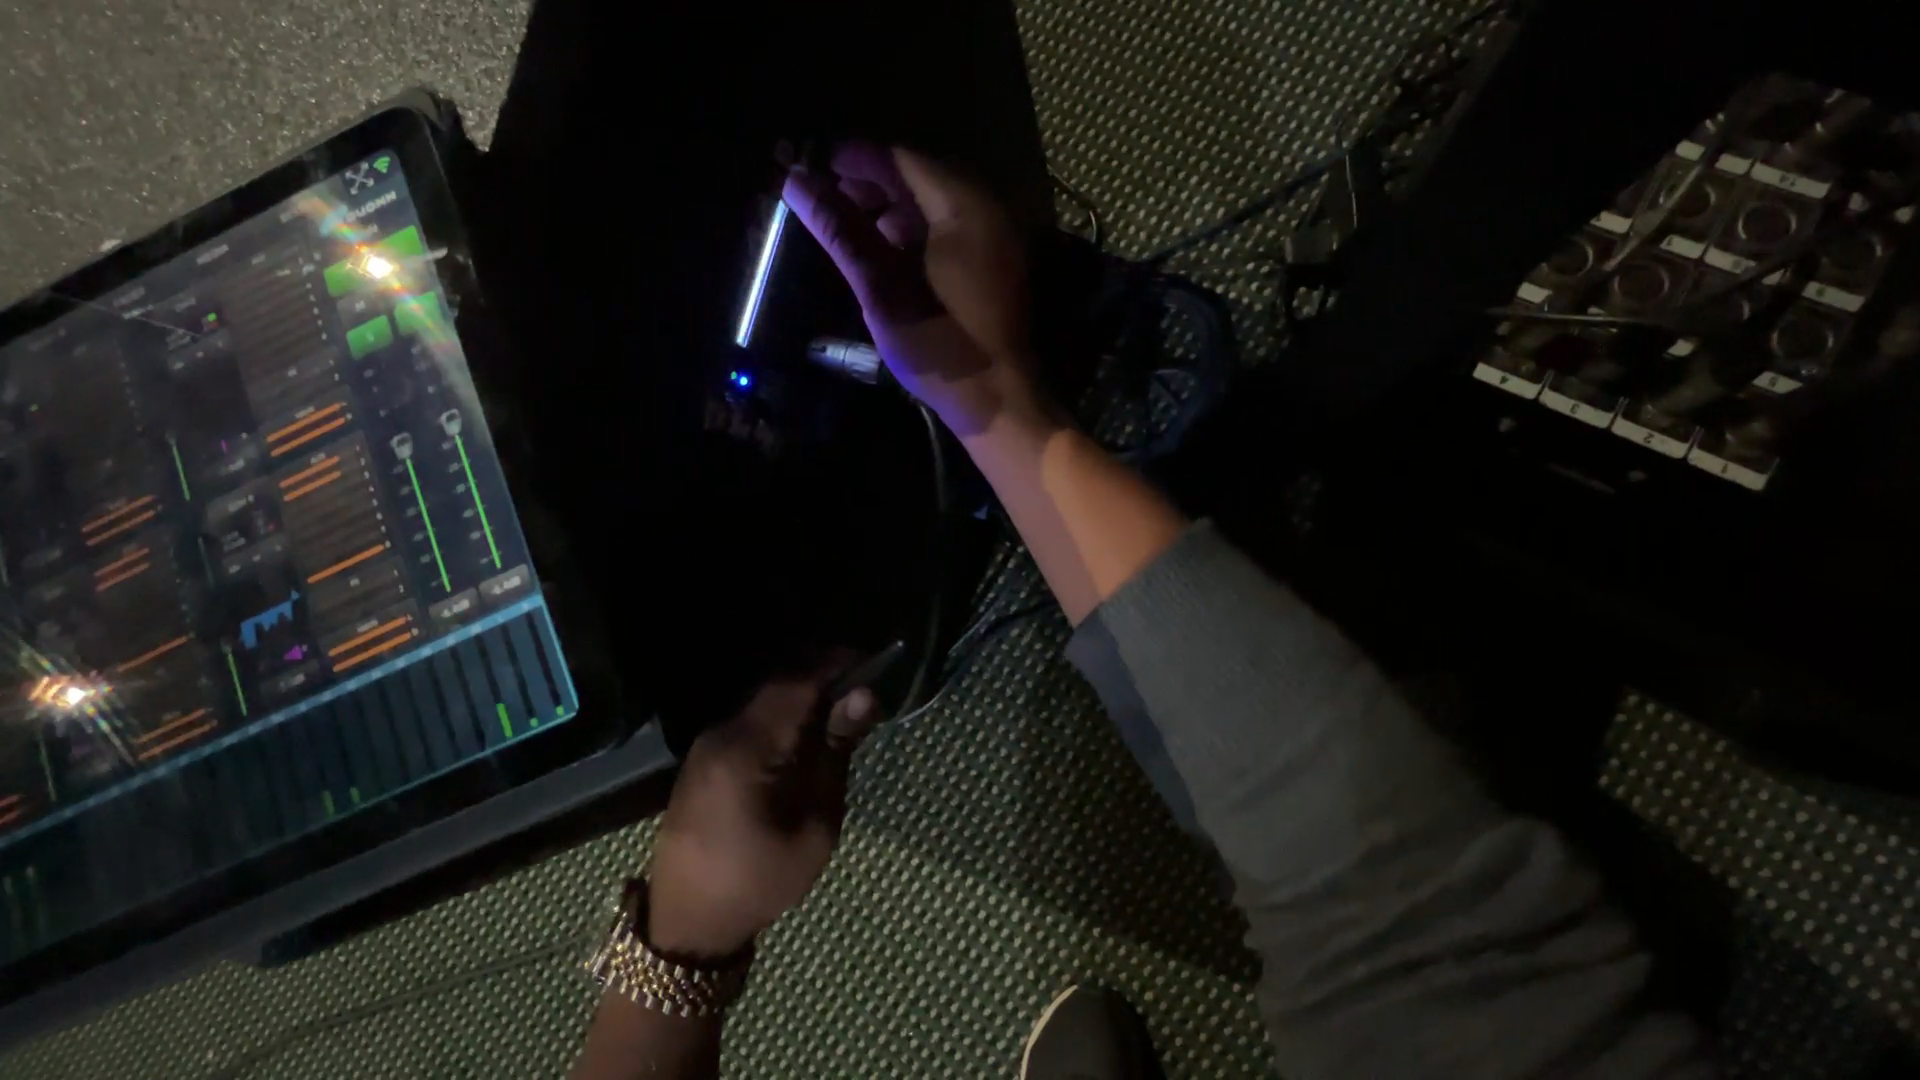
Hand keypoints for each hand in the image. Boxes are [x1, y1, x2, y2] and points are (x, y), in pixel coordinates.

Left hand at [645, 669, 883, 960]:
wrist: (688, 924)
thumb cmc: (761, 879)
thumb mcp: (815, 823)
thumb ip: (837, 753)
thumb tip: (863, 695)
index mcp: (749, 747)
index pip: (798, 681)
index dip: (836, 664)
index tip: (873, 661)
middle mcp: (722, 733)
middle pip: (779, 686)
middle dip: (822, 678)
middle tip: (863, 692)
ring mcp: (707, 745)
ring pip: (763, 702)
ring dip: (802, 699)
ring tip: (841, 716)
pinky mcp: (703, 760)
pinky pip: (749, 722)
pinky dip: (782, 719)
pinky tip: (805, 740)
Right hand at [782, 143, 1049, 436]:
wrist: (996, 399)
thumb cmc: (937, 345)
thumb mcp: (881, 289)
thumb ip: (840, 232)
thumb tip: (794, 184)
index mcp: (963, 208)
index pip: (902, 160)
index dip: (856, 159)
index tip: (815, 166)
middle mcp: (987, 210)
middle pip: (921, 176)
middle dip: (873, 183)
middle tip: (828, 197)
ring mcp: (997, 237)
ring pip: (938, 202)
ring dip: (894, 208)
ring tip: (851, 225)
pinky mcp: (997, 263)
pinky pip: (954, 227)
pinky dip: (919, 229)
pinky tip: (889, 250)